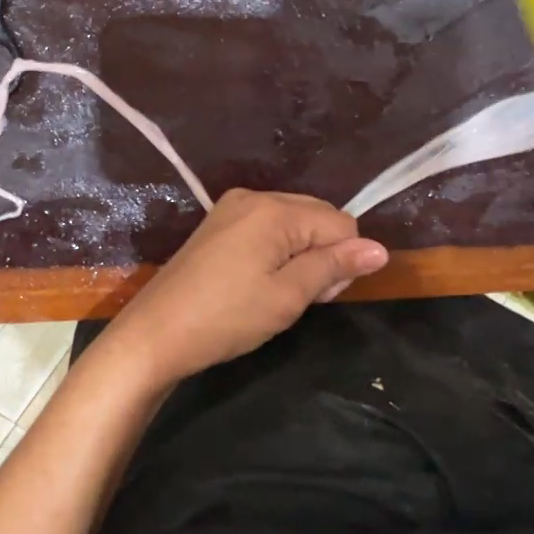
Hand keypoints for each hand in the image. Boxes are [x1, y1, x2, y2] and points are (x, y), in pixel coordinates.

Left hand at [99, 189, 388, 386]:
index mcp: (275, 209)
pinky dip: (274, 256)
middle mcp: (253, 198)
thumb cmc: (226, 318)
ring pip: (292, 226)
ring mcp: (230, 211)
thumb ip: (333, 267)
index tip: (320, 296)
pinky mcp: (215, 228)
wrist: (154, 335)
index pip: (341, 222)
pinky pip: (265, 232)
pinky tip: (258, 286)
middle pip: (316, 217)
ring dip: (299, 258)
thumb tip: (379, 250)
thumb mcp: (287, 296)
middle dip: (322, 256)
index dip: (343, 260)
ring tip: (275, 296)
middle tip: (298, 299)